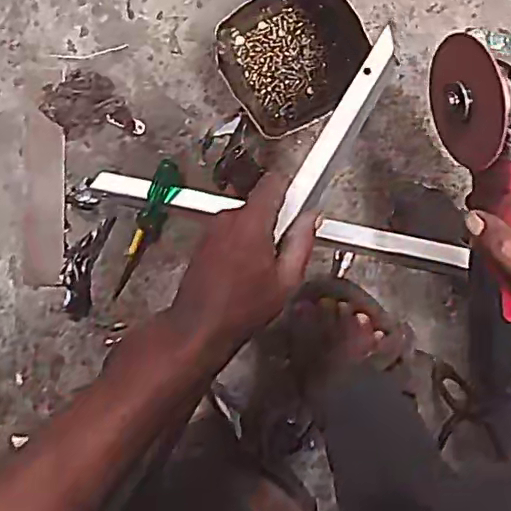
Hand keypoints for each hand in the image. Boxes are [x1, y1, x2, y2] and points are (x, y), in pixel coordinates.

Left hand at [168, 171, 317, 352]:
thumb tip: (311, 219)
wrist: (198, 328)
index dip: (290, 186)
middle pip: (260, 204)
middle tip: (283, 246)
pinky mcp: (203, 241)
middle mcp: (229, 218)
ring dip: (255, 233)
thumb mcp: (286, 280)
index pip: (273, 183)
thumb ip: (302, 242)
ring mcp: (212, 228)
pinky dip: (239, 243)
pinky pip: (229, 231)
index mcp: (251, 222)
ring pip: (244, 218)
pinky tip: (243, 271)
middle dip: (274, 220)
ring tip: (261, 266)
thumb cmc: (240, 309)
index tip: (300, 195)